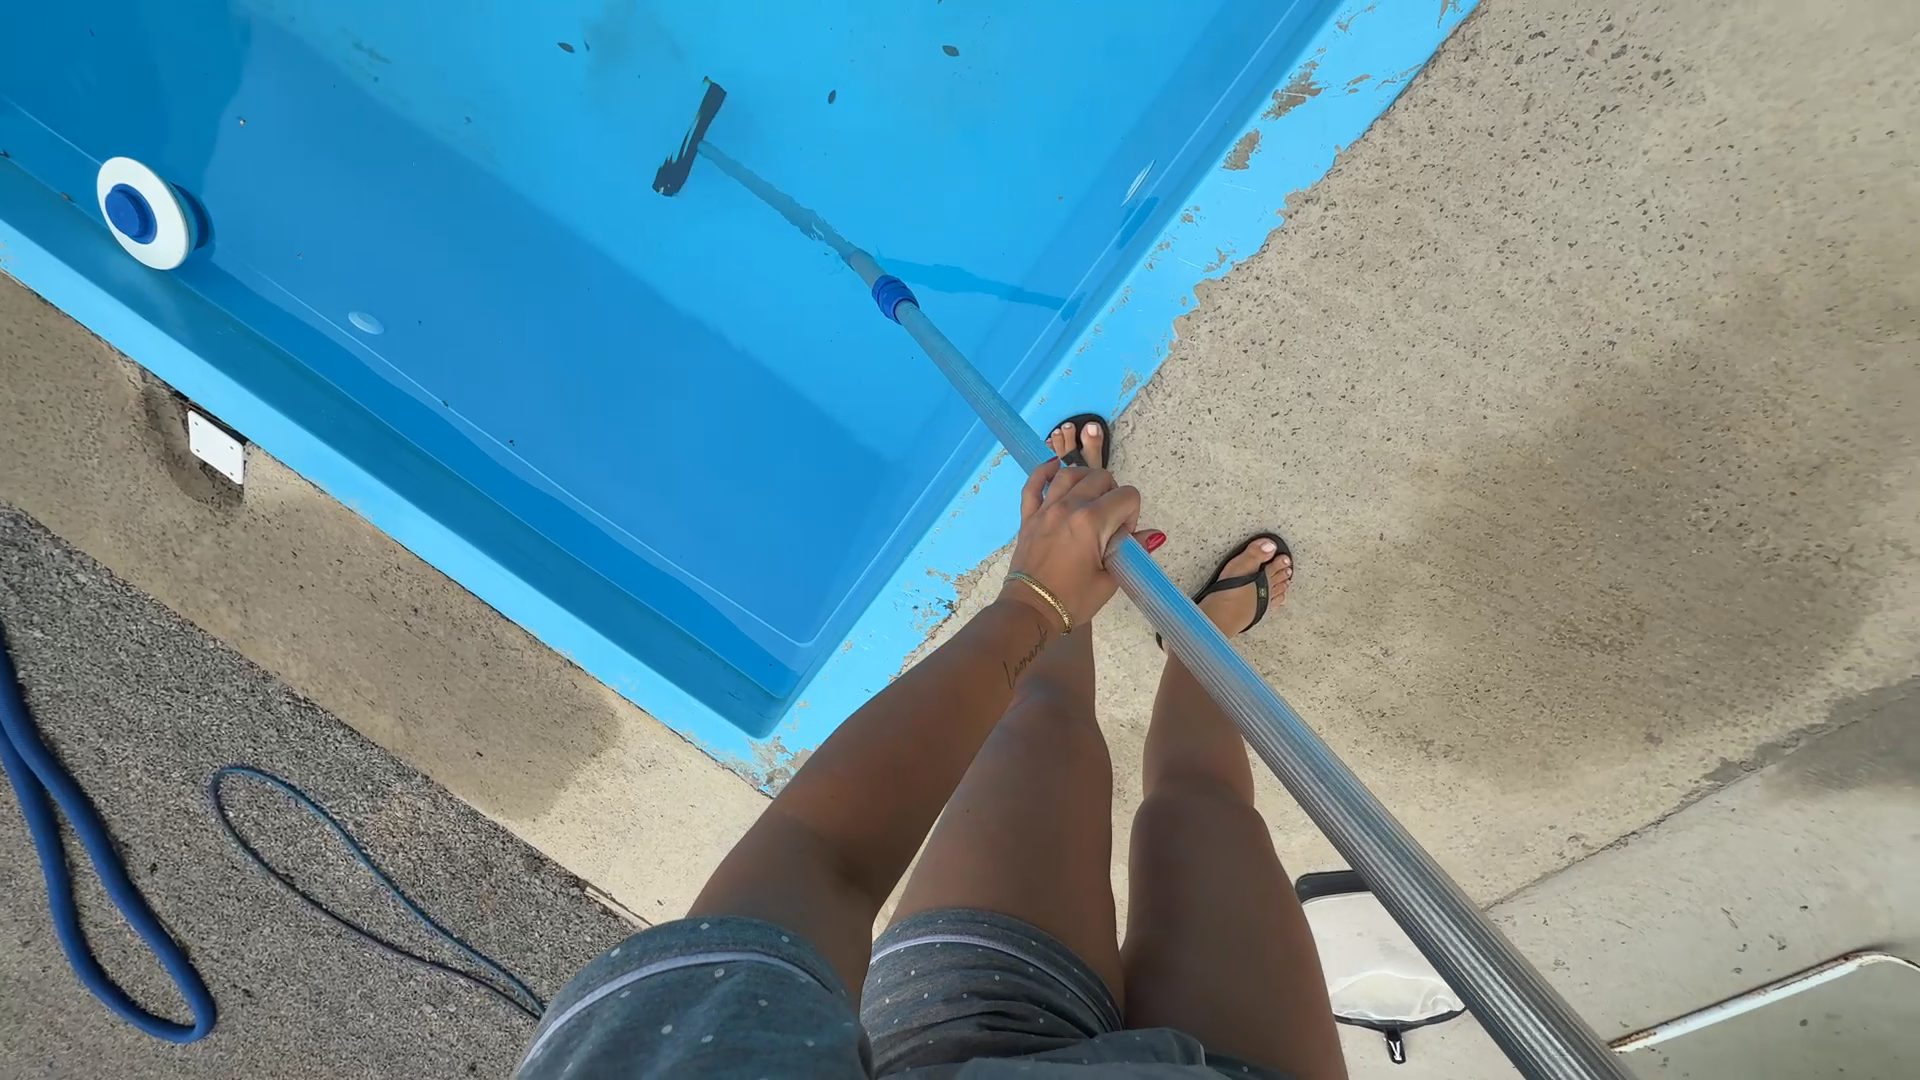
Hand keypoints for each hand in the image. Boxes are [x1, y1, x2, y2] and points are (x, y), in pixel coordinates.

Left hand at [999, 458, 1161, 632]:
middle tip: (1110, 522)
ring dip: (1086, 479)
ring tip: (1091, 498)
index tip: (1122, 536)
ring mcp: (1045, 509)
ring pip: (1069, 474)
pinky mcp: (1028, 516)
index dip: (1132, 514)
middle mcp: (1068, 507)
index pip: (1127, 496)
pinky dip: (1044, 472)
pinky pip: (1033, 484)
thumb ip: (1132, 551)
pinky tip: (1055, 469)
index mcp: (1091, 522)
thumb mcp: (1109, 580)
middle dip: (1113, 495)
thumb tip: (1154, 535)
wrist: (1031, 610)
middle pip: (1100, 478)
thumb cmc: (1073, 600)